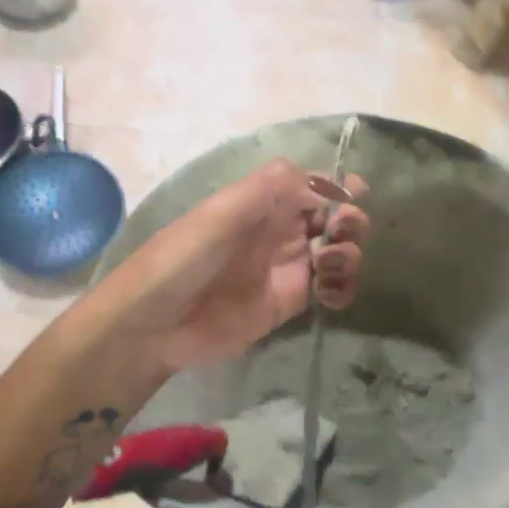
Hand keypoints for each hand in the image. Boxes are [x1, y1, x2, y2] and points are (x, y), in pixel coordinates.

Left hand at [106, 159, 369, 375]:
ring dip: (348, 253)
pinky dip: (342, 287)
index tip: (354, 194)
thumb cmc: (183, 257)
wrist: (155, 324)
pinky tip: (331, 292)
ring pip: (337, 251)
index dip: (337, 186)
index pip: (313, 184)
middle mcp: (278, 229)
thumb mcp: (222, 212)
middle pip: (333, 216)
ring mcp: (286, 266)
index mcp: (262, 201)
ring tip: (329, 265)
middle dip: (349, 220)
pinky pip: (330, 289)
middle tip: (341, 233)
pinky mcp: (289, 302)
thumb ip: (272, 187)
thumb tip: (328, 183)